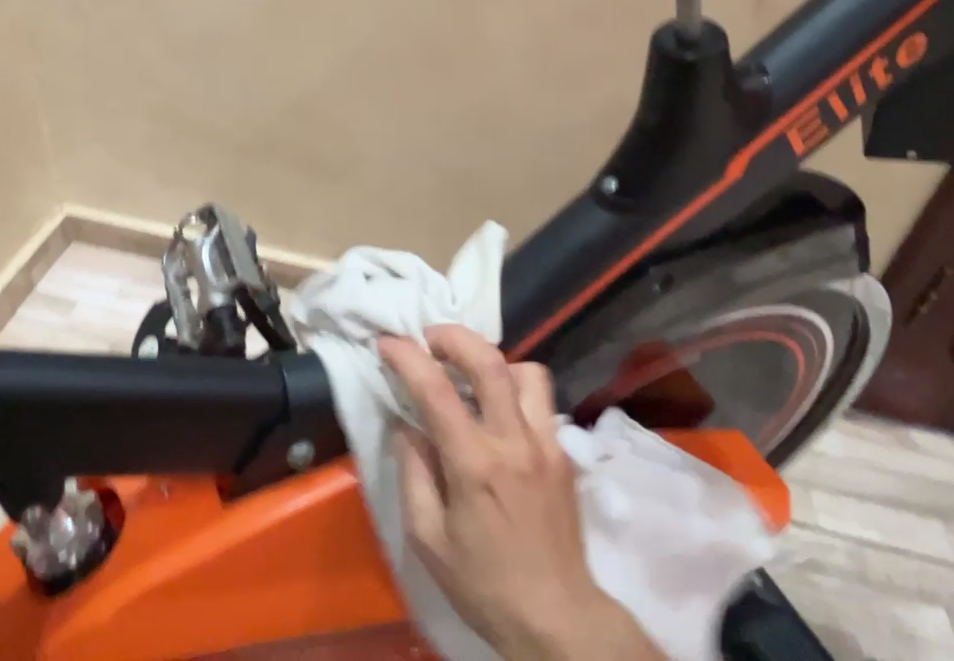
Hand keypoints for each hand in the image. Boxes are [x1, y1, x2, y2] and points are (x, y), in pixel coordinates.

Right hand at [379, 326, 663, 660]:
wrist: (556, 616)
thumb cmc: (482, 582)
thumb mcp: (427, 537)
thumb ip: (414, 473)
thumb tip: (406, 425)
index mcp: (474, 465)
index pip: (437, 391)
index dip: (407, 357)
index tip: (387, 342)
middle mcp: (515, 443)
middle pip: (490, 362)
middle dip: (455, 336)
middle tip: (430, 338)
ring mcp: (548, 445)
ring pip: (528, 372)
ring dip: (494, 361)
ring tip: (470, 374)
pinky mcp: (565, 455)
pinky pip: (542, 402)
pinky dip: (516, 390)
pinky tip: (498, 412)